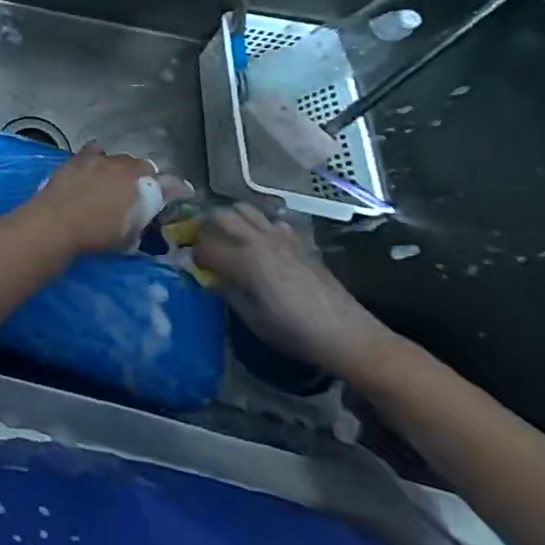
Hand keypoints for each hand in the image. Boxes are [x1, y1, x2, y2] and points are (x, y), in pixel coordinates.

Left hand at [30, 141, 192, 255]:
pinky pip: (95, 150)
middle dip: (145, 177)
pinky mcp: (81, 157)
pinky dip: (98, 156)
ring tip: (115, 179)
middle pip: (144, 166)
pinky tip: (94, 162)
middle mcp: (127, 167)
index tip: (181, 193)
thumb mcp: (127, 236)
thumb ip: (140, 222)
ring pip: (120, 158)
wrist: (58, 221)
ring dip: (122, 167)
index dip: (177, 189)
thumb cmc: (96, 235)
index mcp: (145, 187)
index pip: (171, 184)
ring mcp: (103, 159)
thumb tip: (143, 218)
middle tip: (139, 191)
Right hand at [193, 202, 396, 377]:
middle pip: (221, 216)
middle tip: (207, 245)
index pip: (205, 245)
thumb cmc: (296, 332)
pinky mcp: (298, 240)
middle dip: (207, 228)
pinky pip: (271, 219)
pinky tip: (263, 243)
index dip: (195, 253)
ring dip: (231, 219)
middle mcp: (259, 240)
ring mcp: (280, 236)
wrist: (348, 334)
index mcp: (244, 261)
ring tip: (230, 237)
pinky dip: (260, 224)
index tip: (196, 265)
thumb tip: (210, 277)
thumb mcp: (253, 319)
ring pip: (244, 209)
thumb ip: (227, 292)